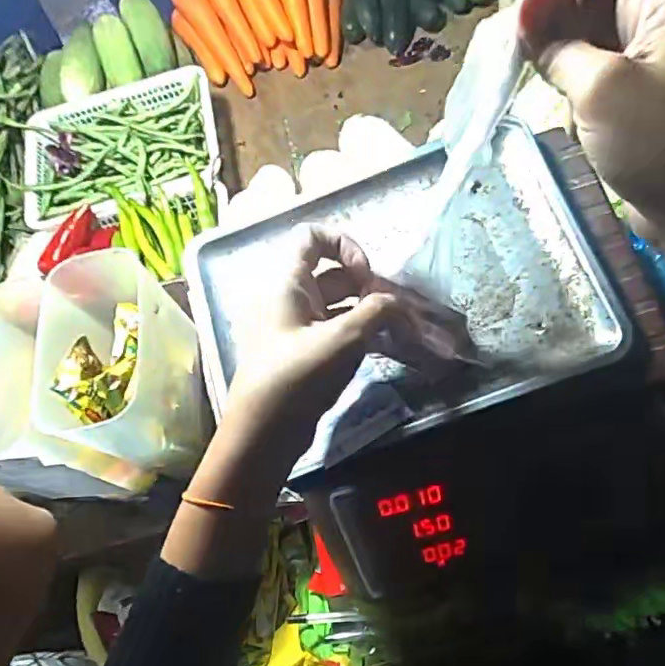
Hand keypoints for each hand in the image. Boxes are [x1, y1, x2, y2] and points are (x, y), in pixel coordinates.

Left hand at [222, 226, 405, 437]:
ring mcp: (294, 326)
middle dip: (368, 287)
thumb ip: (377, 311)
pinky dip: (358, 333)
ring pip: (337, 305)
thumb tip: (396, 304)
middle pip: (333, 274)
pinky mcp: (302, 352)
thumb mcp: (345, 338)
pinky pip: (334, 330)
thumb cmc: (299, 374)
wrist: (267, 428)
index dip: (346, 245)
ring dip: (368, 313)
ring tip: (397, 331)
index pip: (313, 237)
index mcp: (287, 282)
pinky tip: (383, 348)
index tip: (367, 276)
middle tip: (395, 311)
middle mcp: (288, 298)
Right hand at [518, 0, 664, 383]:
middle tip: (521, 48)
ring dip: (556, 41)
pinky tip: (552, 94)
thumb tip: (524, 26)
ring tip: (529, 71)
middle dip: (554, 3)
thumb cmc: (659, 142)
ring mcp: (647, 55)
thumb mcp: (600, 87)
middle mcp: (657, 12)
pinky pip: (596, 62)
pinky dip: (569, 70)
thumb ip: (557, 48)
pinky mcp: (637, 93)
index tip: (539, 10)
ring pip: (591, 23)